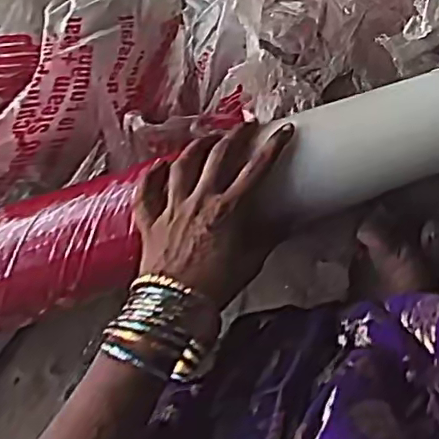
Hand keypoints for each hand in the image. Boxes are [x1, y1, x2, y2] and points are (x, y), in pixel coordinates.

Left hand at [133, 120, 293, 313]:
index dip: (274, 145)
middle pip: (218, 156)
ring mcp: (171, 209)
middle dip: (235, 136)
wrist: (171, 311)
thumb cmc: (216, 286)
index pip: (257, 167)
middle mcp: (199, 201)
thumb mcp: (252, 260)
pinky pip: (146, 192)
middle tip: (245, 127)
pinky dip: (151, 175)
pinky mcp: (149, 222)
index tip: (285, 130)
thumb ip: (271, 234)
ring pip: (182, 166)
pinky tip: (160, 165)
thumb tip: (292, 218)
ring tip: (207, 139)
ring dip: (196, 147)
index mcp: (228, 209)